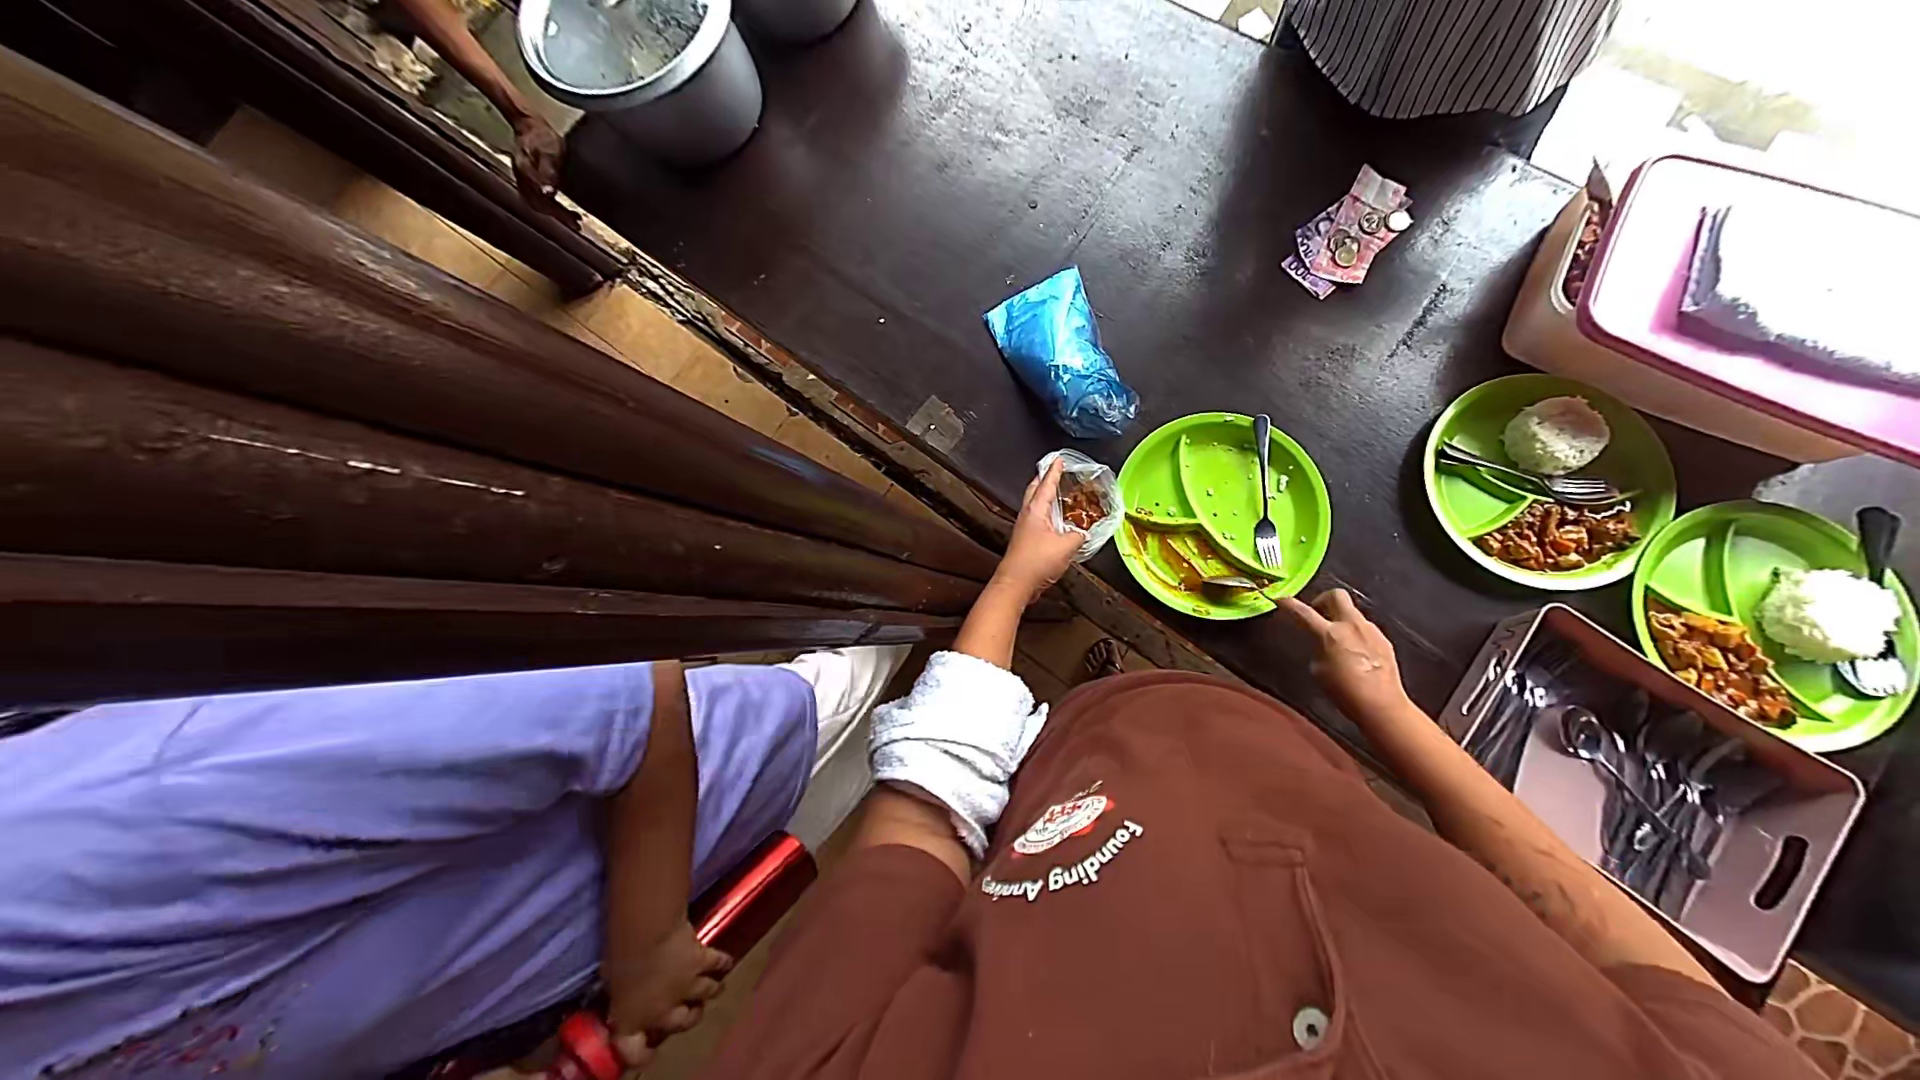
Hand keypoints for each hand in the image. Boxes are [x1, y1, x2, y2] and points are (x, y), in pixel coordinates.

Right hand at [510, 113, 578, 225]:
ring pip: (536, 204)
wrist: (528, 123)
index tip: (575, 220)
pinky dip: (548, 206)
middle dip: (559, 216)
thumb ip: (548, 172)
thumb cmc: (541, 136)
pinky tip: (559, 209)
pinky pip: (534, 198)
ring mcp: (522, 179)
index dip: (559, 213)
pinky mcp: (525, 178)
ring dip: (554, 214)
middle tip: (576, 224)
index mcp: (527, 173)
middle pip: (540, 205)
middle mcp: (522, 179)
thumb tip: (549, 193)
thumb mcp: (549, 151)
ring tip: (571, 220)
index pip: (543, 200)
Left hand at [603, 920, 731, 1065]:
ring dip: (711, 991)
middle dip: (688, 1017)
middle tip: (693, 1012)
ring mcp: (687, 985)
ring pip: (705, 992)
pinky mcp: (702, 960)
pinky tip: (728, 962)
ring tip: (717, 989)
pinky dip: (722, 962)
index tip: (648, 1054)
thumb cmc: (617, 960)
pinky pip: (716, 962)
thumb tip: (620, 994)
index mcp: (633, 1022)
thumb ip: (619, 996)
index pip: (635, 1052)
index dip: (642, 1055)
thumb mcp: (608, 984)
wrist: (645, 937)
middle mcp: (663, 1010)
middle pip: (682, 1021)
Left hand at [990, 458, 1084, 601]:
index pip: (1046, 484)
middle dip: (1044, 479)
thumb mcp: (1066, 546)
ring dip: (1044, 496)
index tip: (1058, 460)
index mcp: (1036, 510)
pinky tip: (1053, 522)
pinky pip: (1036, 520)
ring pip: (1034, 505)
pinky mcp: (1025, 541)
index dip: (1054, 471)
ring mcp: (1024, 528)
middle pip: (1034, 491)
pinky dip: (1045, 514)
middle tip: (1053, 472)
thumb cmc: (1036, 563)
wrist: (1015, 584)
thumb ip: (1078, 535)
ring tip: (1056, 493)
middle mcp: (1027, 516)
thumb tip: (1083, 532)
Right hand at [1276, 588, 1412, 720]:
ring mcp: (1370, 631)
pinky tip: (1355, 652)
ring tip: (1337, 639)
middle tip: (1317, 614)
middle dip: (1322, 600)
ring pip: (1351, 612)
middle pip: (1335, 595)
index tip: (1280, 600)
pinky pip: (1364, 628)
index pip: (1302, 612)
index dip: (1288, 604)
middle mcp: (1351, 626)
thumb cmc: (1344, 692)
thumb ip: (1317, 648)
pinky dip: (1355, 633)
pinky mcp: (1383, 640)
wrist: (1382, 705)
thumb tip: (1321, 641)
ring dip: (1341, 619)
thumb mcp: (1318, 669)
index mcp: (1329, 634)